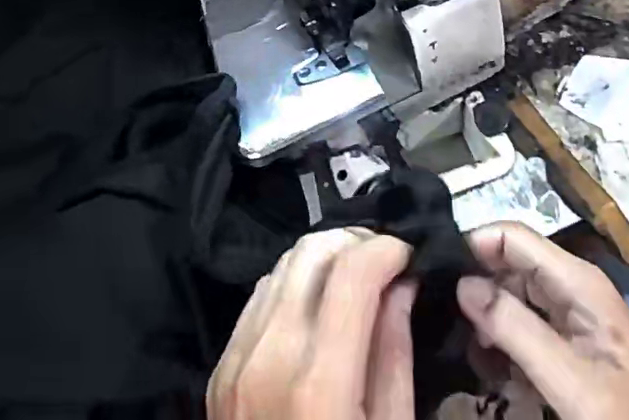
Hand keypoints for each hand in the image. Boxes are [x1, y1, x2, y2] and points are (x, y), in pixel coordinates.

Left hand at [209, 228, 418, 419]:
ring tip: (354, 283)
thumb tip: (400, 283)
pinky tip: (317, 311)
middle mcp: (268, 357)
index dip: (387, 249)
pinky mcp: (220, 369)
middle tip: (384, 265)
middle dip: (354, 244)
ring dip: (323, 260)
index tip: (409, 255)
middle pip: (311, 252)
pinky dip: (294, 287)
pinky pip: (260, 298)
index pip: (352, 272)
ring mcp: (235, 361)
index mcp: (317, 385)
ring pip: (282, 265)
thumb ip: (394, 352)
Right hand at [458, 223, 628, 419]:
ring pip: (511, 299)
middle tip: (445, 324)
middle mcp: (572, 288)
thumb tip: (461, 282)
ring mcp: (571, 319)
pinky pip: (523, 331)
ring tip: (466, 354)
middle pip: (508, 266)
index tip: (437, 276)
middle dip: (475, 289)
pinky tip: (491, 373)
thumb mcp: (573, 383)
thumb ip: (515, 330)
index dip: (474, 246)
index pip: (512, 236)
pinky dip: (502, 347)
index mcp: (577, 281)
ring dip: (486, 323)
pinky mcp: (570, 348)